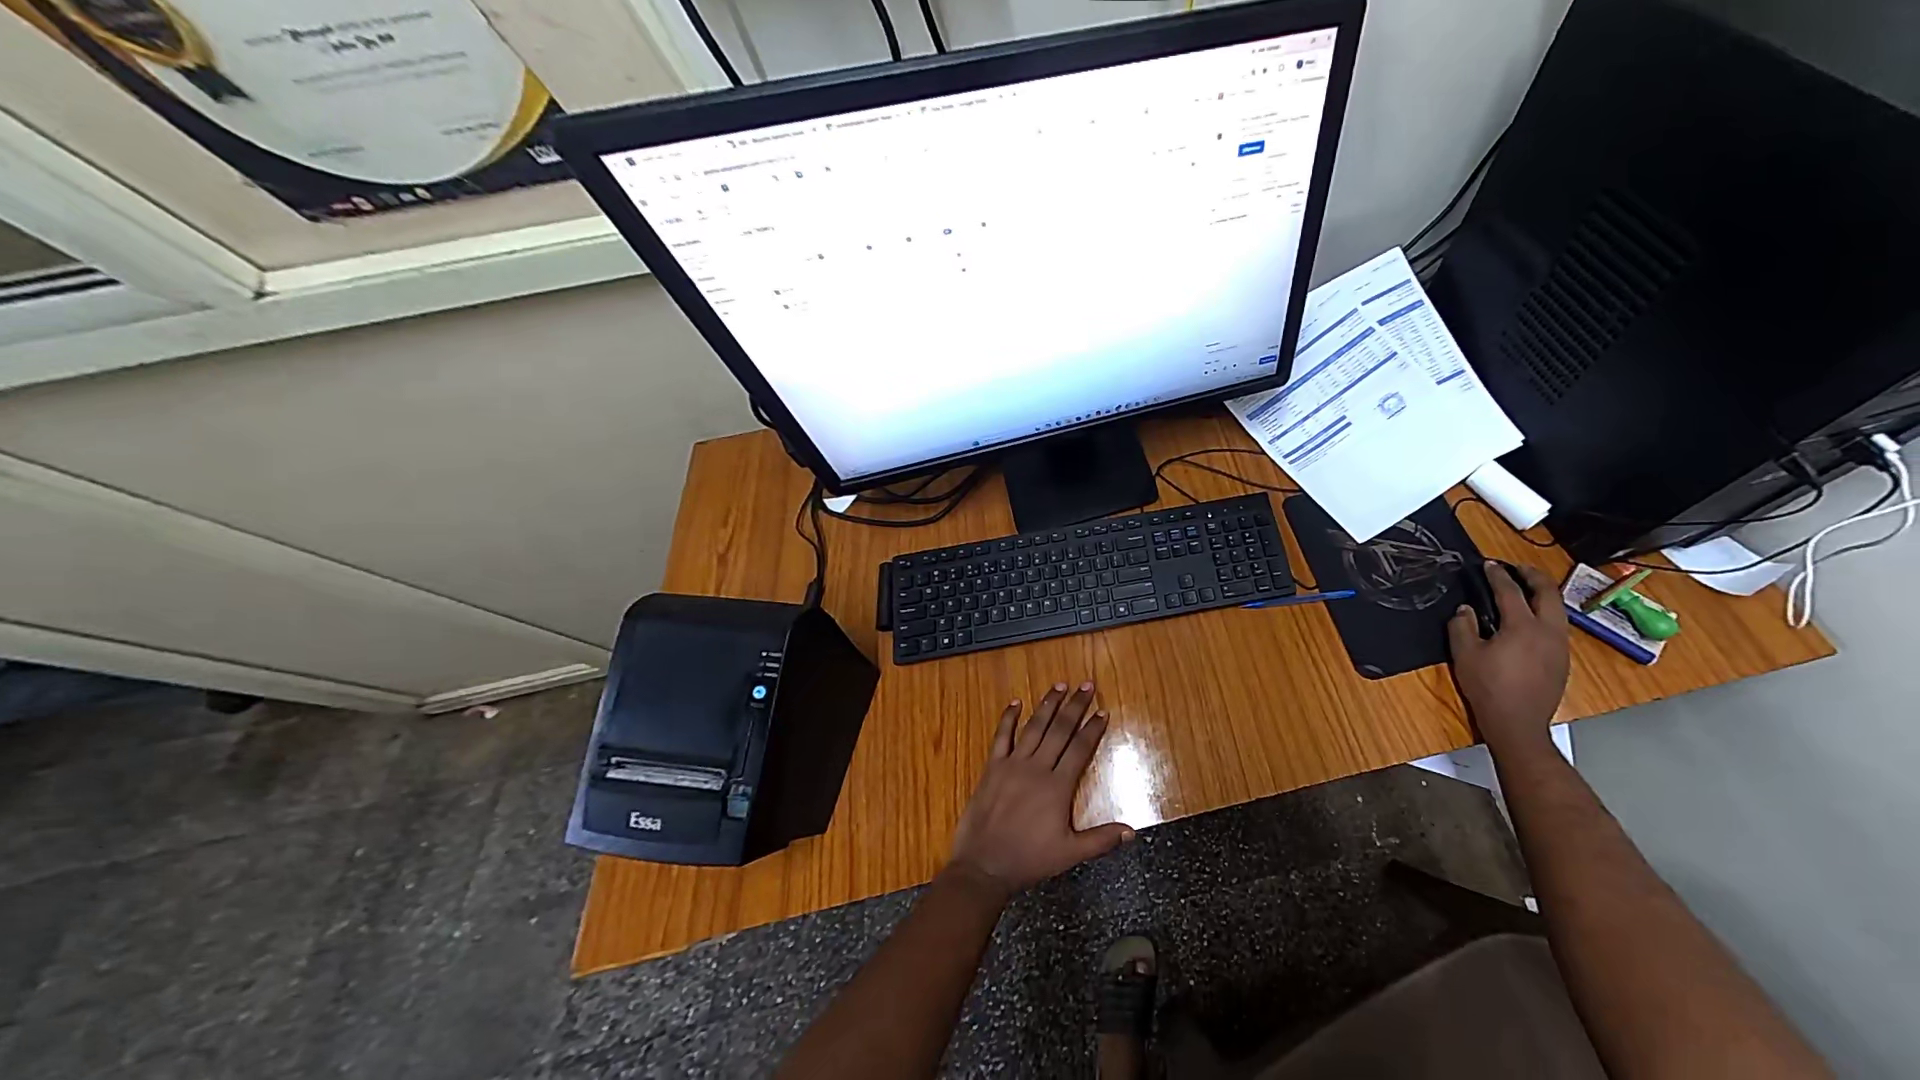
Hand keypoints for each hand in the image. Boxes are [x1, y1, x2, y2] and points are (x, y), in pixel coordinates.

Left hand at [947, 681, 1133, 899]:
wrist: (984, 864)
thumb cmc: (1029, 860)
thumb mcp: (1070, 854)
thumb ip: (1101, 840)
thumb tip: (1132, 831)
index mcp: (1057, 787)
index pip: (1080, 749)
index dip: (1093, 729)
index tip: (1102, 712)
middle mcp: (1036, 769)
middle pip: (1059, 730)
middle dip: (1075, 706)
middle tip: (1086, 685)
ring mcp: (1012, 765)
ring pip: (1034, 727)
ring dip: (1047, 705)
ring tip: (1059, 686)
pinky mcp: (992, 767)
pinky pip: (1001, 737)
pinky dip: (1008, 718)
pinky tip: (1015, 703)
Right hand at [1448, 560, 1569, 755]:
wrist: (1518, 722)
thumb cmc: (1488, 686)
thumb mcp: (1464, 654)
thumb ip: (1462, 626)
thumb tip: (1466, 610)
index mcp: (1523, 627)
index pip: (1510, 592)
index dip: (1498, 575)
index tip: (1488, 564)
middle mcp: (1549, 631)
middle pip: (1548, 594)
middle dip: (1533, 576)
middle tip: (1518, 568)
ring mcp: (1560, 646)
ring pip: (1558, 610)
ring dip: (1543, 595)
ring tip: (1527, 590)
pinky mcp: (1563, 660)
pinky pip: (1558, 627)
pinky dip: (1545, 614)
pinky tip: (1531, 621)